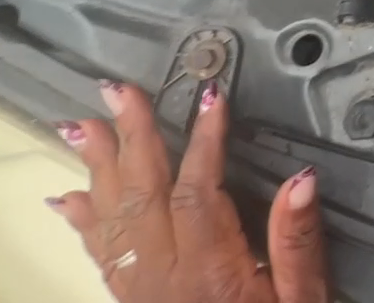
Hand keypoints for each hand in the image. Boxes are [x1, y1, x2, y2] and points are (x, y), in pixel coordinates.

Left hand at [50, 80, 328, 302]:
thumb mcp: (303, 299)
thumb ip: (297, 242)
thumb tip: (302, 178)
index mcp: (210, 272)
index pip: (197, 193)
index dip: (203, 140)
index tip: (212, 96)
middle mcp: (163, 280)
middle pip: (139, 198)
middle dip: (131, 138)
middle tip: (117, 92)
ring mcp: (140, 292)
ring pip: (110, 222)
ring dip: (98, 168)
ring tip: (83, 125)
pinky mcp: (134, 300)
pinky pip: (101, 255)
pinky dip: (83, 219)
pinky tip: (70, 195)